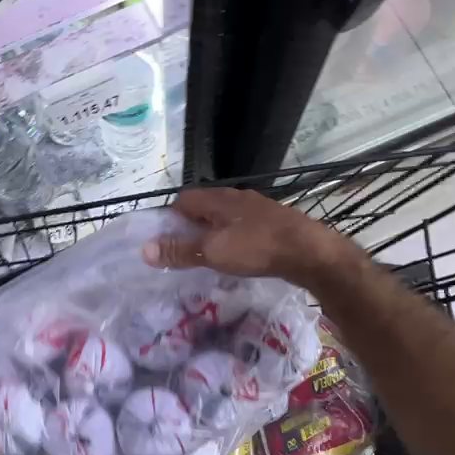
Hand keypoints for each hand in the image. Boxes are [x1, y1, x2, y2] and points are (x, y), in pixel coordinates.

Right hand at [143, 187, 360, 287]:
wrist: (310, 252)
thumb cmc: (256, 247)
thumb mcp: (212, 252)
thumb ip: (179, 250)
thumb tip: (144, 249)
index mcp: (218, 199)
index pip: (183, 200)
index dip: (170, 218)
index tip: (166, 241)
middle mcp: (237, 197)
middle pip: (205, 208)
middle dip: (192, 227)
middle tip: (185, 252)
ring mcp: (258, 209)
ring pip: (226, 217)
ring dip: (215, 233)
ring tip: (211, 256)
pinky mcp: (275, 222)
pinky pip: (246, 227)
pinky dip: (237, 239)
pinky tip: (241, 257)